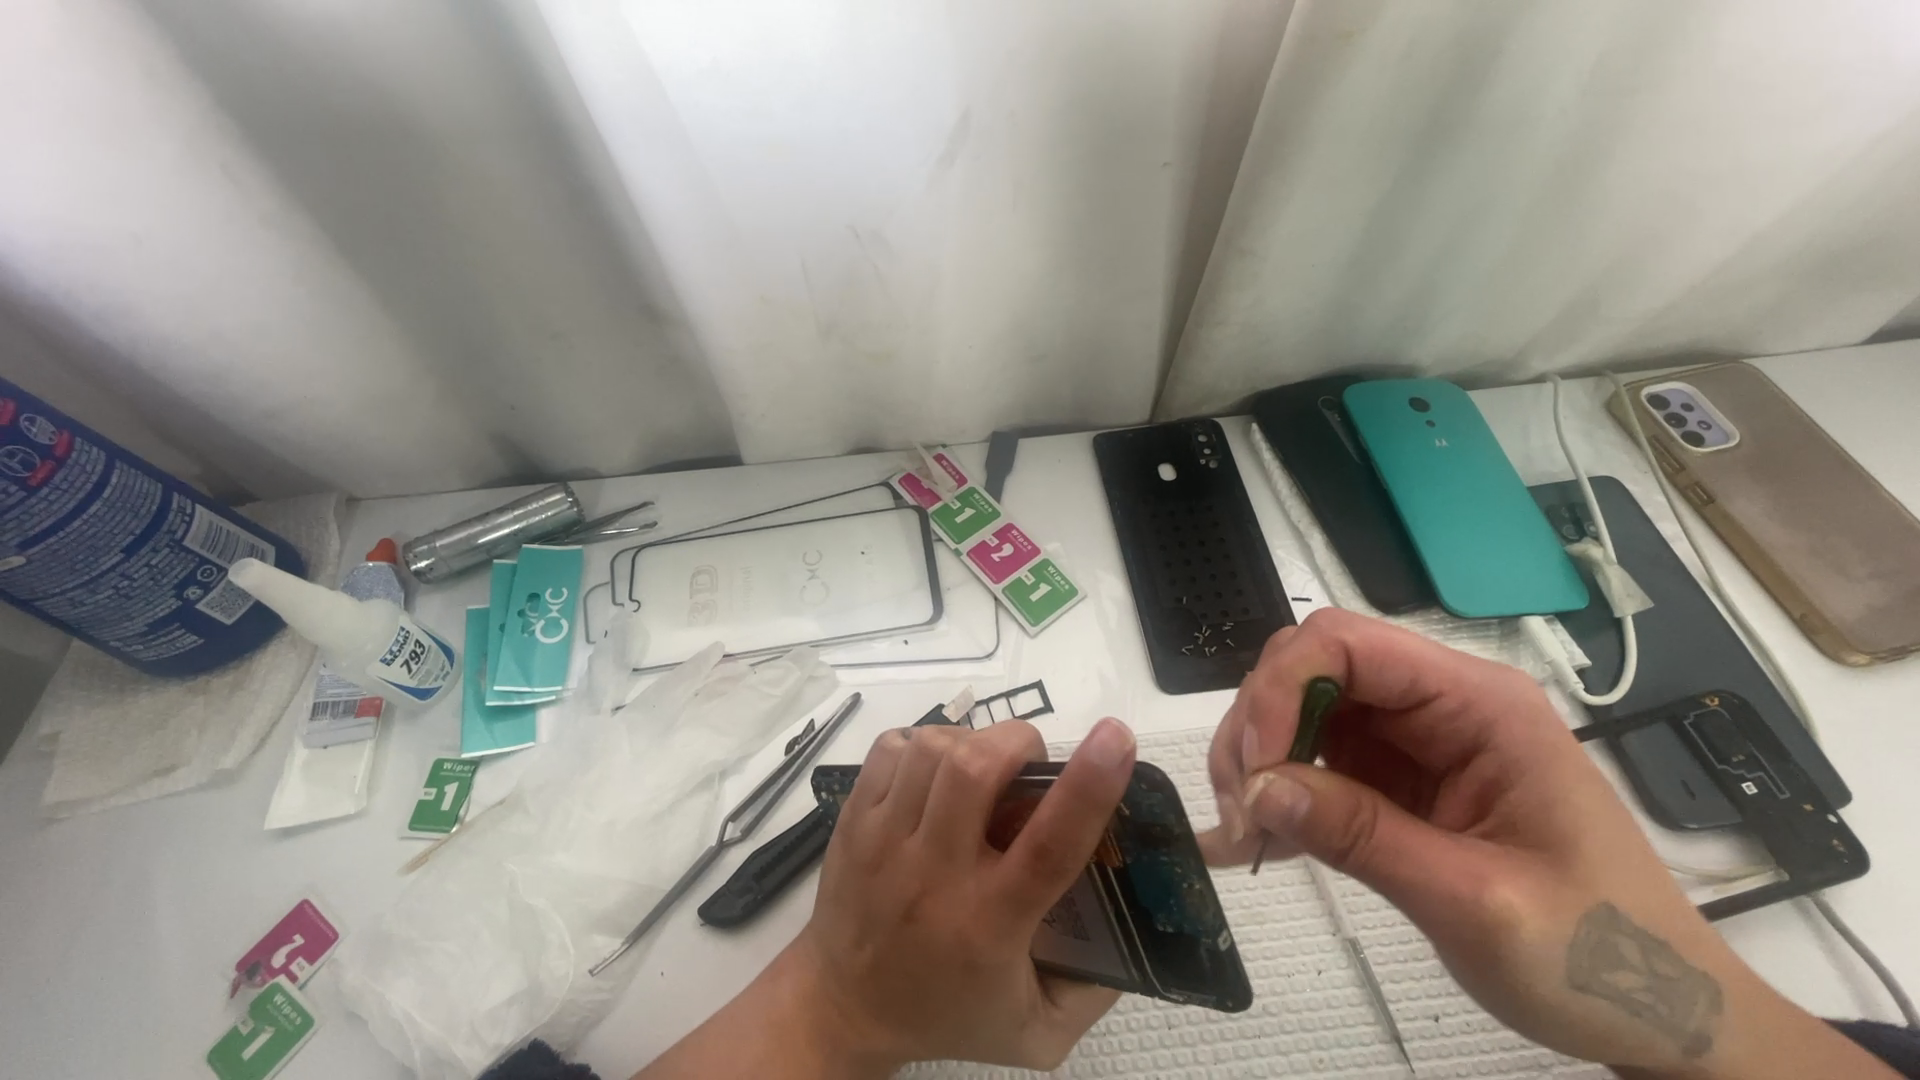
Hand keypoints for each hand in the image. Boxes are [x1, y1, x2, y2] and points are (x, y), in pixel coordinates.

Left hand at [788, 716, 1136, 1072]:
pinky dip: (926, 741)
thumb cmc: (949, 1015)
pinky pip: (892, 748)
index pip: (1047, 845)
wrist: (844, 1008)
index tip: (1116, 737)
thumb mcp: (1038, 1033)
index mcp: (989, 924)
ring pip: (933, 749)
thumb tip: (1140, 919)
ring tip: (985, 765)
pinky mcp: (853, 819)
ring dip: (974, 740)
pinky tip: (939, 768)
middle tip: (1032, 760)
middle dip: (1018, 742)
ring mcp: (885, 840)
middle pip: (975, 770)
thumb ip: (1095, 991)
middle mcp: (935, 874)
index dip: (1088, 785)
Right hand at [1200, 609, 1895, 1078]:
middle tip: (1239, 808)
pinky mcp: (1394, 774)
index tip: (1254, 771)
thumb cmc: (1599, 957)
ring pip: (1298, 708)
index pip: (1347, 645)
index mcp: (1479, 705)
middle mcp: (1441, 704)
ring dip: (1257, 759)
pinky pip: (1312, 755)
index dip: (1281, 689)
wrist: (1657, 1013)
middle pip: (1309, 667)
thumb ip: (1362, 837)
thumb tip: (1258, 788)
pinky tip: (1261, 837)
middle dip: (1257, 726)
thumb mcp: (1477, 903)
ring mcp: (1414, 738)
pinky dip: (1274, 788)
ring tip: (1245, 830)